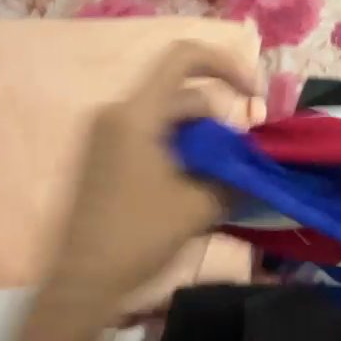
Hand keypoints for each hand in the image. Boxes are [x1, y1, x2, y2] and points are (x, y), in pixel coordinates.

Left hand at [45, 41, 261, 310]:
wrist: (81, 283)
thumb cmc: (139, 236)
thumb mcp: (200, 203)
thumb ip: (237, 172)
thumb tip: (260, 160)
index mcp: (136, 113)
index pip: (186, 57)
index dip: (229, 66)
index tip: (256, 97)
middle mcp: (117, 113)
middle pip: (184, 94)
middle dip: (221, 120)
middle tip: (242, 160)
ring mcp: (106, 135)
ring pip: (171, 118)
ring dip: (204, 140)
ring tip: (220, 180)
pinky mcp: (105, 156)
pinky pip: (154, 135)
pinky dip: (182, 150)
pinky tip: (195, 186)